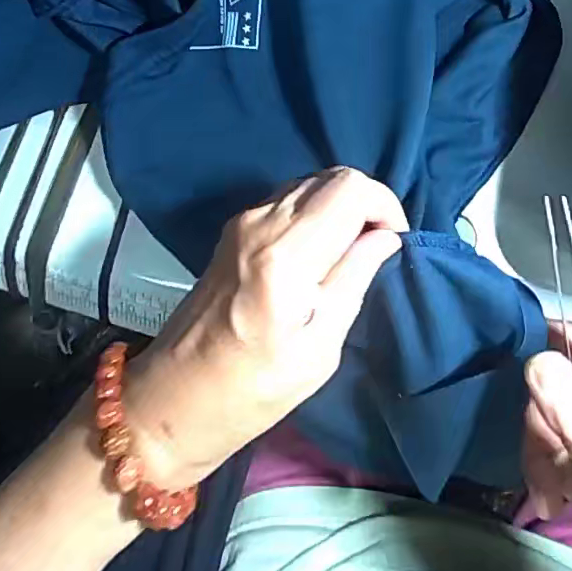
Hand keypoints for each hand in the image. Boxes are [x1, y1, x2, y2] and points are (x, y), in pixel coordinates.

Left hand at [125, 167, 406, 488]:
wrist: (177, 392)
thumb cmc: (253, 388)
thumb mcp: (320, 347)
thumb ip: (354, 278)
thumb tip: (386, 238)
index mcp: (285, 254)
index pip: (350, 189)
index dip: (385, 206)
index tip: (394, 242)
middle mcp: (261, 222)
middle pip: (332, 177)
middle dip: (366, 204)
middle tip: (376, 247)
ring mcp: (244, 220)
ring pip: (310, 183)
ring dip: (340, 206)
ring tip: (350, 253)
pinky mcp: (234, 227)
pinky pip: (288, 199)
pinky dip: (315, 212)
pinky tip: (319, 252)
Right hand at [521, 334, 571, 570]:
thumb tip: (541, 363)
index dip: (553, 351)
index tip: (517, 370)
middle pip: (571, 382)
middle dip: (544, 417)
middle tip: (540, 453)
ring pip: (560, 416)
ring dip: (542, 449)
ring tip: (545, 489)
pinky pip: (563, 448)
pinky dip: (548, 470)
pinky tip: (552, 498)